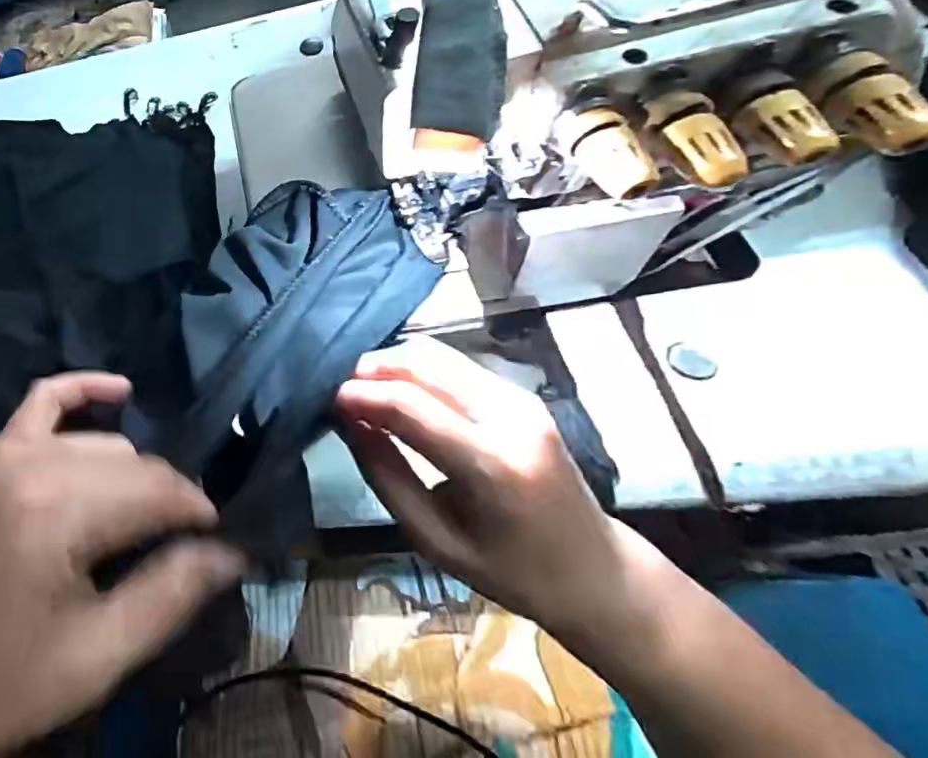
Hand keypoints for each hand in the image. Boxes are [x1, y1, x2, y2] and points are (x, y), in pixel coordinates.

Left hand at [0, 373, 245, 757]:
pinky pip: (43, 401)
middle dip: (170, 498)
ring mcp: (4, 451)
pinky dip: (83, 392)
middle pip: (134, 463)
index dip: (201, 514)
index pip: (159, 489)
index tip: (225, 543)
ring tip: (151, 518)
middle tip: (189, 545)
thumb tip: (232, 551)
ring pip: (100, 442)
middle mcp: (32, 462)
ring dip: (134, 472)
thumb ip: (168, 594)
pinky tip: (119, 392)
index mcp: (57, 512)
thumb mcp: (93, 659)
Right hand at [334, 335, 634, 634]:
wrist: (597, 572)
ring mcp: (522, 400)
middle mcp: (513, 419)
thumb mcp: (436, 540)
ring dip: (394, 363)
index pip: (414, 408)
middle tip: (342, 390)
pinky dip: (417, 370)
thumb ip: (386, 477)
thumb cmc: (512, 573)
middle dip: (374, 367)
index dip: (364, 395)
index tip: (329, 399)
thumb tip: (349, 423)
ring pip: (438, 355)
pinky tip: (398, 390)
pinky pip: (455, 365)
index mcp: (495, 467)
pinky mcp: (521, 394)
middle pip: (426, 364)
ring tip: (363, 388)